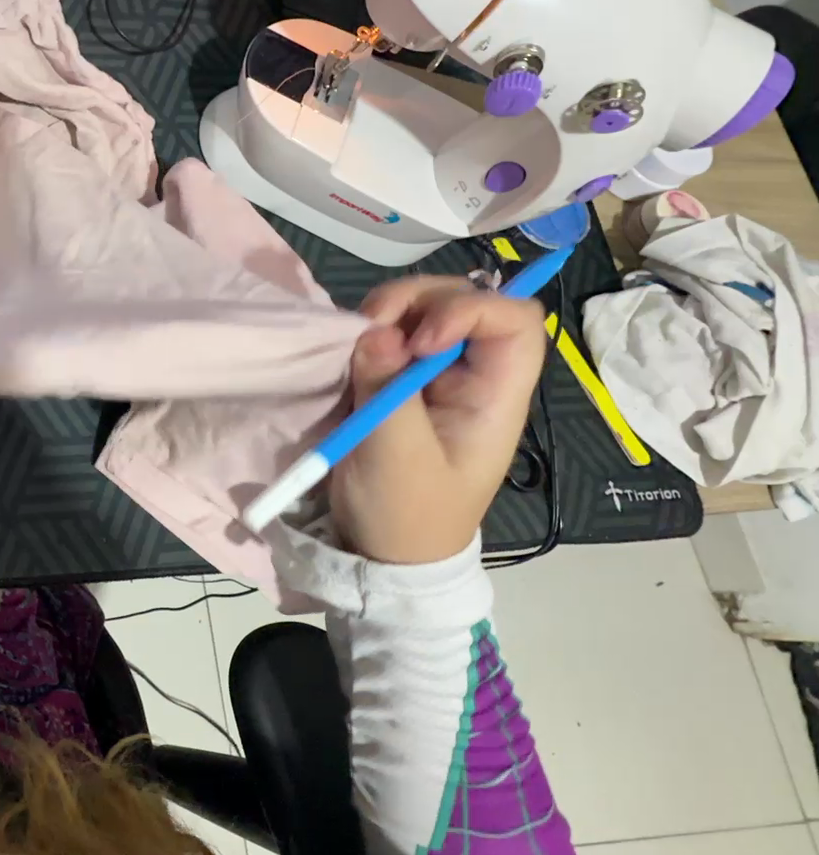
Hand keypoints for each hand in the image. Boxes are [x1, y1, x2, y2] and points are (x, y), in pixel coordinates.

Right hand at [330, 277, 546, 564]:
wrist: (383, 552)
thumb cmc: (406, 513)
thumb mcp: (396, 458)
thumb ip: (388, 391)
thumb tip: (375, 332)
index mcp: (495, 395)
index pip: (511, 320)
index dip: (467, 311)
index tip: (416, 342)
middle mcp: (469, 376)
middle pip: (463, 303)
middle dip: (414, 302)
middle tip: (367, 327)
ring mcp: (429, 379)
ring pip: (419, 314)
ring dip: (383, 315)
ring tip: (350, 342)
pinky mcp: (393, 385)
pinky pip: (384, 339)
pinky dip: (361, 335)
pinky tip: (343, 355)